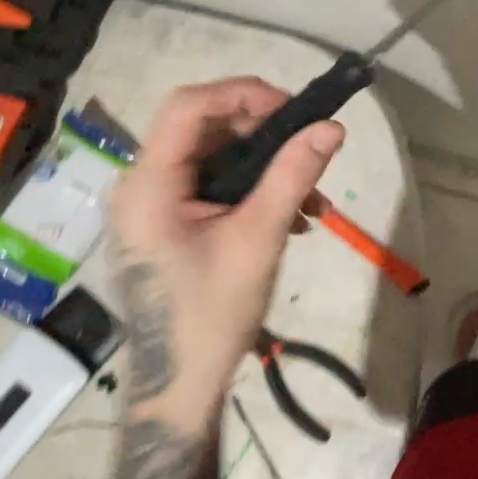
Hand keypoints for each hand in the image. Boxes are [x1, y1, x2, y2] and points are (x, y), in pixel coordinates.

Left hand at [107, 77, 344, 432]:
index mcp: (149, 185)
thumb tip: (333, 127)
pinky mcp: (174, 223)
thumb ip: (294, 175)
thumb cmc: (213, 312)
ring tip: (316, 199)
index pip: (188, 107)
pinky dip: (260, 190)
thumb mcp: (259, 238)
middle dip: (267, 135)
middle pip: (206, 128)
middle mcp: (144, 185)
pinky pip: (219, 185)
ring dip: (272, 167)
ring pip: (220, 156)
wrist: (182, 384)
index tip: (294, 110)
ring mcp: (157, 205)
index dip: (242, 94)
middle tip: (311, 150)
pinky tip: (298, 218)